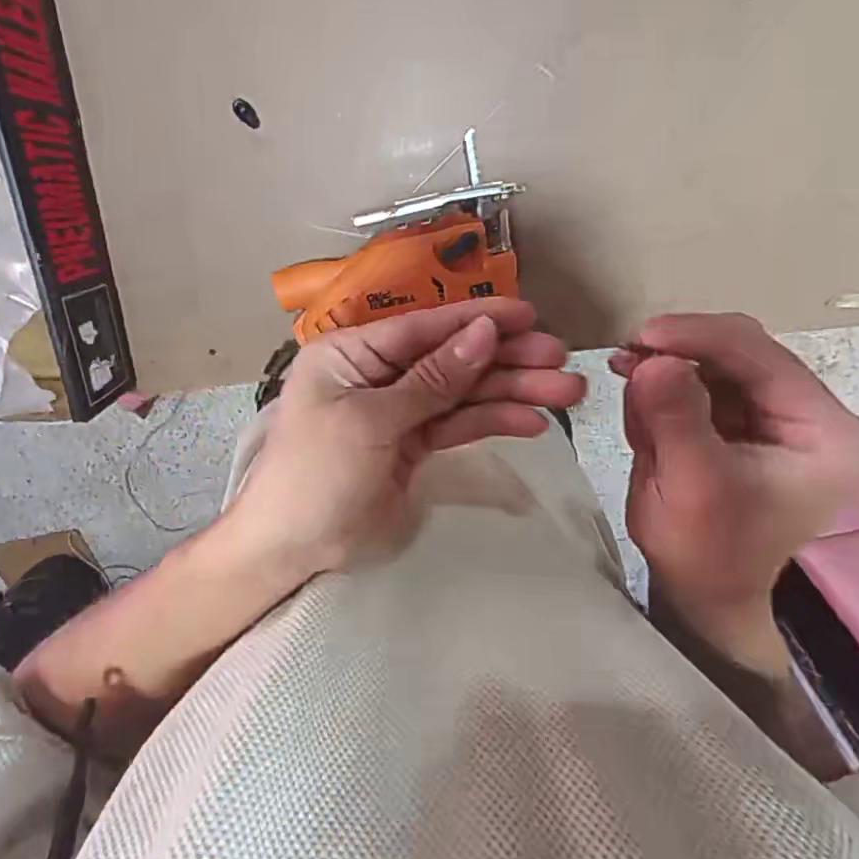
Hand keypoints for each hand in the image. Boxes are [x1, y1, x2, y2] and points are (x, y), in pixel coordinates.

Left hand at [225, 299, 585, 578]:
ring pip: (458, 393)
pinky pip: (454, 425)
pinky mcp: (408, 445)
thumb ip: (430, 381)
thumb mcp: (371, 420)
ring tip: (566, 392)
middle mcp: (372, 375)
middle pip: (447, 359)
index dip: (474, 320)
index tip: (529, 314)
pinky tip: (531, 421)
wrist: (292, 545)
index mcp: (349, 355)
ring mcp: (393, 412)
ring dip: (510, 391)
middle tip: (561, 360)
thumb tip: (482, 331)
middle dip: (504, 359)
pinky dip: (490, 422)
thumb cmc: (317, 471)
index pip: (420, 329)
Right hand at [612, 313, 858, 667]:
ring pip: (713, 368)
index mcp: (822, 429)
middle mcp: (807, 415)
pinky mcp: (740, 428)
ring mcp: (773, 420)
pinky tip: (642, 417)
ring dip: (665, 377)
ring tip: (632, 405)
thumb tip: (652, 359)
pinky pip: (698, 390)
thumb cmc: (705, 548)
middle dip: (679, 355)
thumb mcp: (689, 484)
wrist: (702, 592)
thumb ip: (676, 419)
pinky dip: (663, 395)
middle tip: (625, 361)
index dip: (700, 337)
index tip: (642, 335)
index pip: (761, 357)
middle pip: (739, 355)